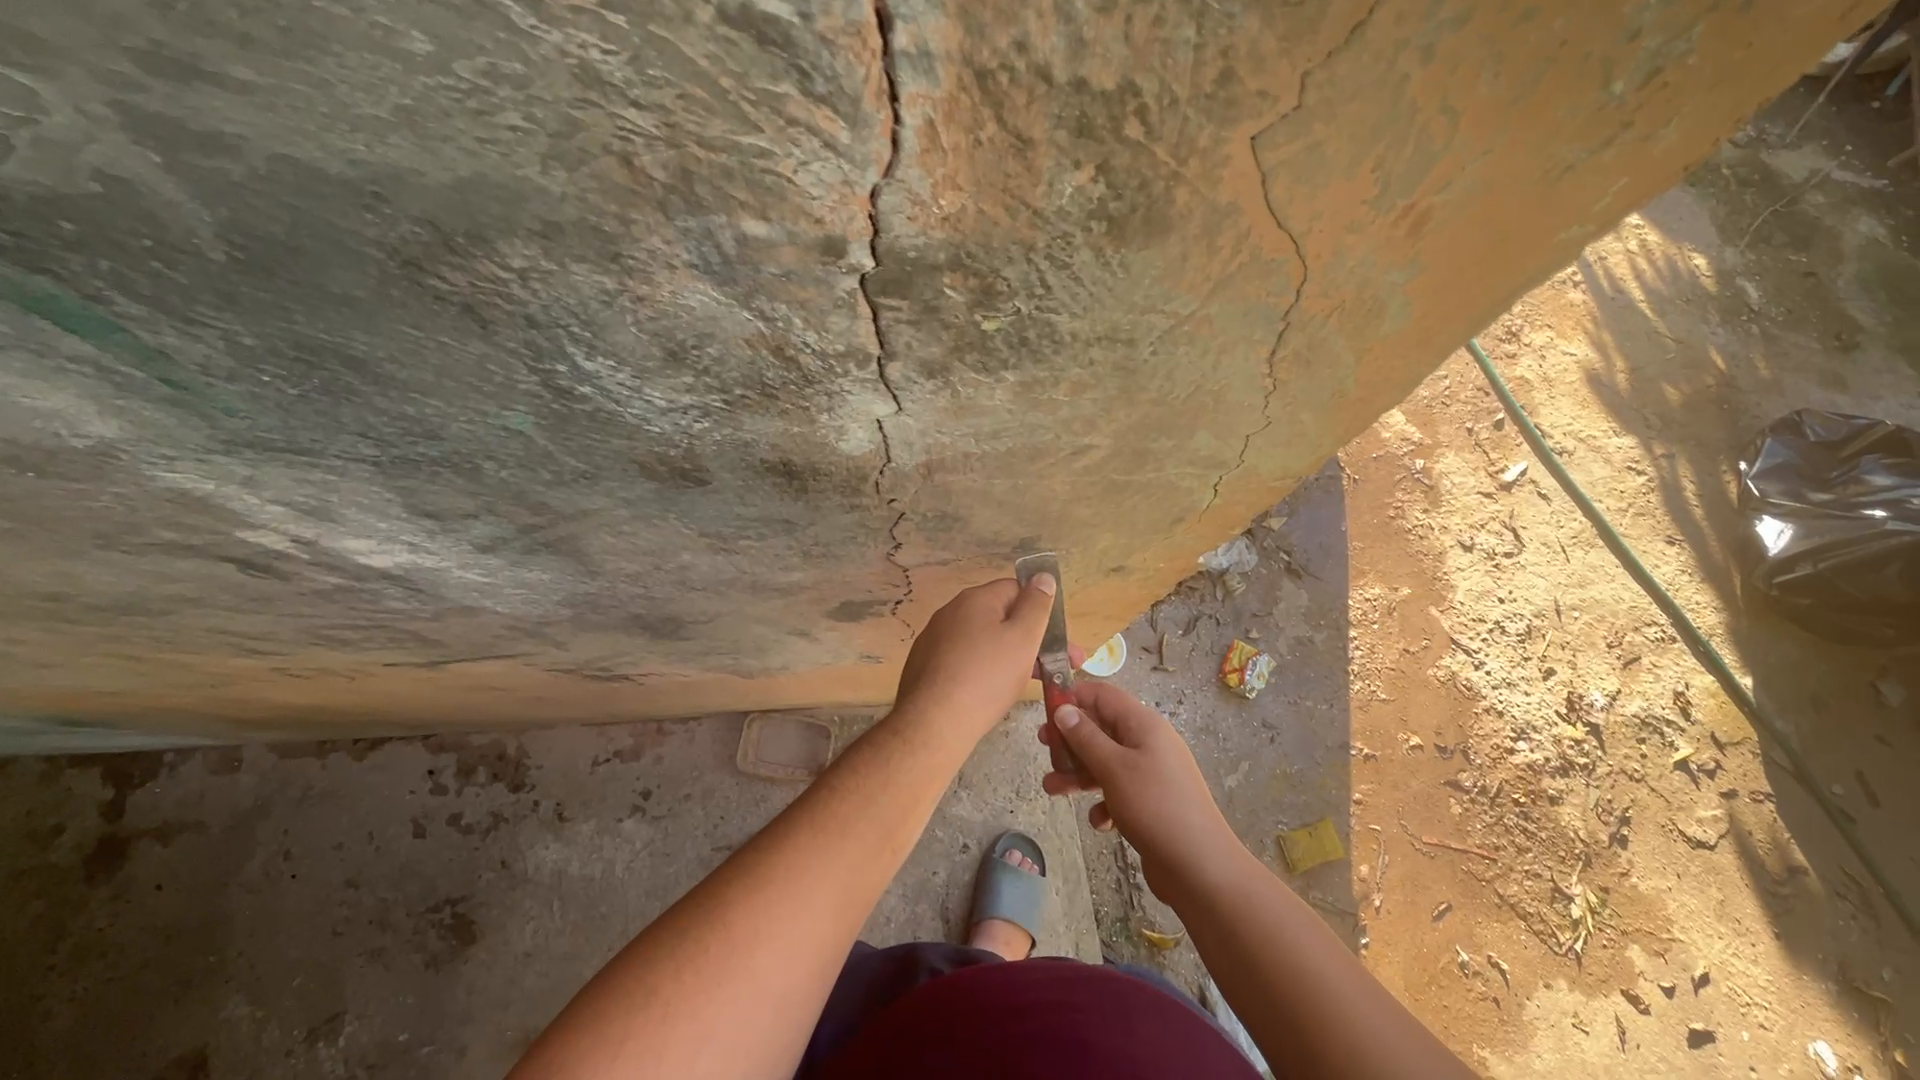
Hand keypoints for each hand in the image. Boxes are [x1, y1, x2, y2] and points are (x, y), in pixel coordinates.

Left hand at [891, 575, 1056, 741]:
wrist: (933, 723)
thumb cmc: (986, 678)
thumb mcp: (1023, 638)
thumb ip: (1036, 605)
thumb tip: (1042, 576)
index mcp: (975, 599)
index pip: (1016, 590)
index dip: (1040, 612)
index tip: (1058, 642)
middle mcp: (950, 613)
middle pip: (999, 617)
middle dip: (1029, 640)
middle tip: (1054, 670)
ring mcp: (934, 640)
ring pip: (982, 642)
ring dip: (1007, 657)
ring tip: (1025, 685)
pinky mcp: (925, 667)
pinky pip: (963, 662)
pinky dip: (981, 672)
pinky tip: (990, 694)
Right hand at [1038, 681, 1241, 899]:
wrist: (1199, 865)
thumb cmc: (1154, 806)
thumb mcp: (1113, 767)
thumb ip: (1085, 737)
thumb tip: (1064, 708)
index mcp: (1143, 724)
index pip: (1103, 695)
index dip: (1074, 697)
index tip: (1046, 712)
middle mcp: (1148, 743)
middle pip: (1102, 729)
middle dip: (1071, 740)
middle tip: (1043, 748)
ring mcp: (1151, 774)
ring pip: (1106, 763)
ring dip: (1078, 774)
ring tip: (1052, 789)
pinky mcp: (1151, 802)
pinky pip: (1119, 792)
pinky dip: (1104, 802)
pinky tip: (1100, 822)